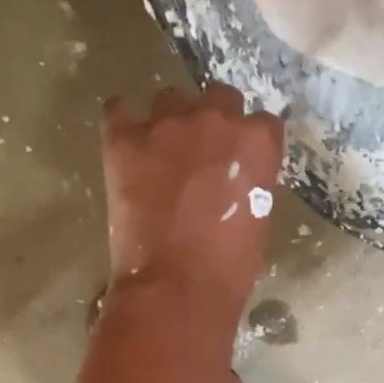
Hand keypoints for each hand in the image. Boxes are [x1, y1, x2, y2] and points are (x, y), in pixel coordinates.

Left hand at [101, 83, 284, 316]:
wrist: (177, 286)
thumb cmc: (231, 265)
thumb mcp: (259, 217)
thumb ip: (252, 180)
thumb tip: (237, 173)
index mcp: (257, 142)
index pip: (264, 122)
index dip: (253, 140)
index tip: (244, 158)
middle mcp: (216, 120)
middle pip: (221, 97)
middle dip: (216, 119)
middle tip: (206, 151)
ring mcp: (166, 125)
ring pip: (171, 98)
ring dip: (172, 119)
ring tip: (164, 150)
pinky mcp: (123, 138)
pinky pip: (119, 109)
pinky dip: (125, 123)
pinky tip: (128, 146)